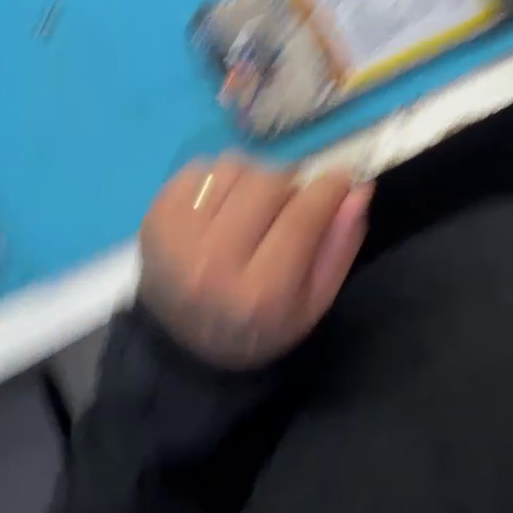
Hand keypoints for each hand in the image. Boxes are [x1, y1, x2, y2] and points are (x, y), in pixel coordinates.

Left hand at [137, 157, 372, 369]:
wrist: (183, 344)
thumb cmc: (260, 325)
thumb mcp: (314, 302)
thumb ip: (340, 246)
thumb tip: (358, 190)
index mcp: (260, 293)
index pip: (304, 215)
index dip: (330, 188)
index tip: (341, 179)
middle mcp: (213, 262)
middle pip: (269, 183)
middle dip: (291, 185)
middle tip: (292, 202)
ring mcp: (177, 237)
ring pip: (236, 168)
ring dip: (256, 178)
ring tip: (255, 207)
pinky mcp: (154, 217)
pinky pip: (202, 168)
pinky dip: (221, 178)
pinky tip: (224, 206)